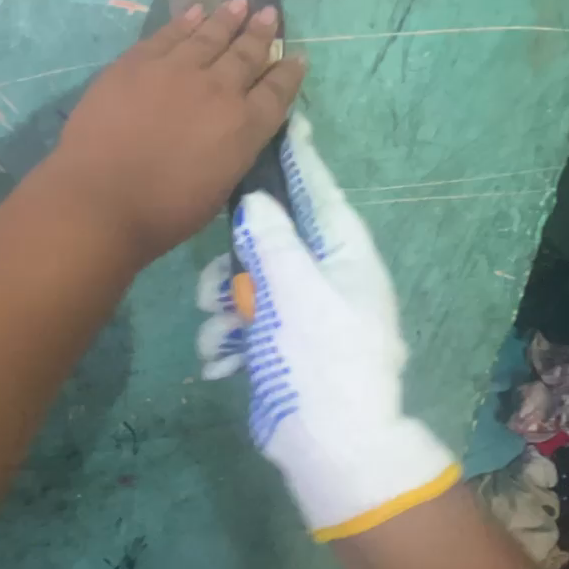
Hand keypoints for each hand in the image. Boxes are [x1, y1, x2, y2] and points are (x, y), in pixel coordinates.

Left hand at [44, 0, 306, 260]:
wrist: (100, 200)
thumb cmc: (162, 214)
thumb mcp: (218, 190)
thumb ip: (231, 152)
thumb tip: (231, 132)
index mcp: (244, 128)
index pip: (276, 93)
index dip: (288, 74)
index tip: (296, 57)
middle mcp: (218, 90)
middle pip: (246, 55)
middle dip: (261, 34)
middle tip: (269, 14)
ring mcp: (176, 71)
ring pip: (209, 36)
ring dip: (227, 19)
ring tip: (240, 3)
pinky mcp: (137, 63)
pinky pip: (168, 35)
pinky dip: (185, 22)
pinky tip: (195, 13)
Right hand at [196, 114, 458, 539]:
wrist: (330, 445)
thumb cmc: (320, 359)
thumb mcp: (295, 292)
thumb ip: (272, 241)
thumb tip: (256, 201)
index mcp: (345, 257)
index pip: (319, 193)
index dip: (298, 160)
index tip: (282, 123)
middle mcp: (326, 278)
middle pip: (273, 240)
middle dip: (240, 259)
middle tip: (225, 272)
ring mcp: (302, 313)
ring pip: (249, 282)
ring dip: (227, 305)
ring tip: (224, 331)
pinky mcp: (280, 343)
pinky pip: (244, 322)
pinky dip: (230, 338)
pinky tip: (222, 359)